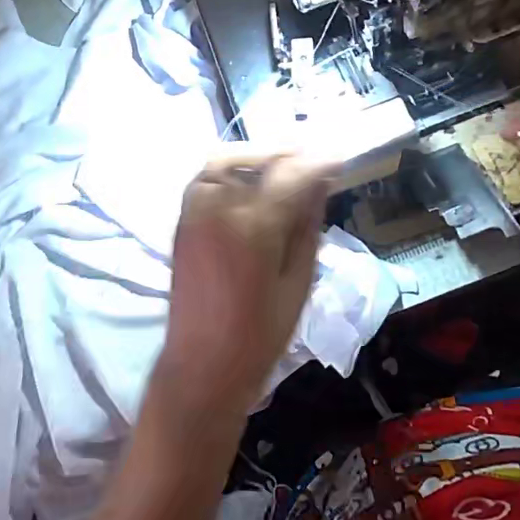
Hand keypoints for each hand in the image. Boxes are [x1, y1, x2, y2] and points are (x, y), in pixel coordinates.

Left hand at [159, 150, 334, 418]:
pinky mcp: (181, 223)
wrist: (202, 366)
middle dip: (287, 153)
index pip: (293, 173)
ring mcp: (194, 212)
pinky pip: (205, 179)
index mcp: (255, 225)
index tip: (339, 160)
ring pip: (224, 161)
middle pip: (256, 158)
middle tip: (311, 160)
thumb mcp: (298, 282)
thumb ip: (307, 227)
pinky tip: (249, 184)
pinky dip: (228, 171)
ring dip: (255, 157)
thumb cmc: (260, 335)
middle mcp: (219, 208)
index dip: (319, 163)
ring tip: (281, 168)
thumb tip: (319, 186)